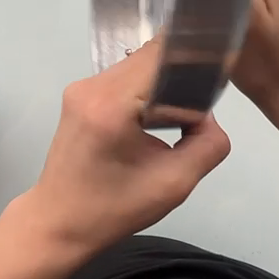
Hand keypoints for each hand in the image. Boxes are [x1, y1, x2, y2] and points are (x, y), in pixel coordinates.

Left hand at [1, 41, 230, 256]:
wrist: (60, 223)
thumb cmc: (114, 209)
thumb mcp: (175, 184)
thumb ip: (208, 145)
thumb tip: (207, 116)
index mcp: (111, 105)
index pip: (161, 55)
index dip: (194, 59)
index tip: (218, 76)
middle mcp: (91, 87)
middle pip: (148, 58)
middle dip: (181, 72)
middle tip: (205, 101)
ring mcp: (81, 88)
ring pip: (136, 66)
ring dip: (163, 81)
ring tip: (181, 113)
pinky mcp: (78, 96)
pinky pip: (122, 79)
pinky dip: (144, 90)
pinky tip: (156, 117)